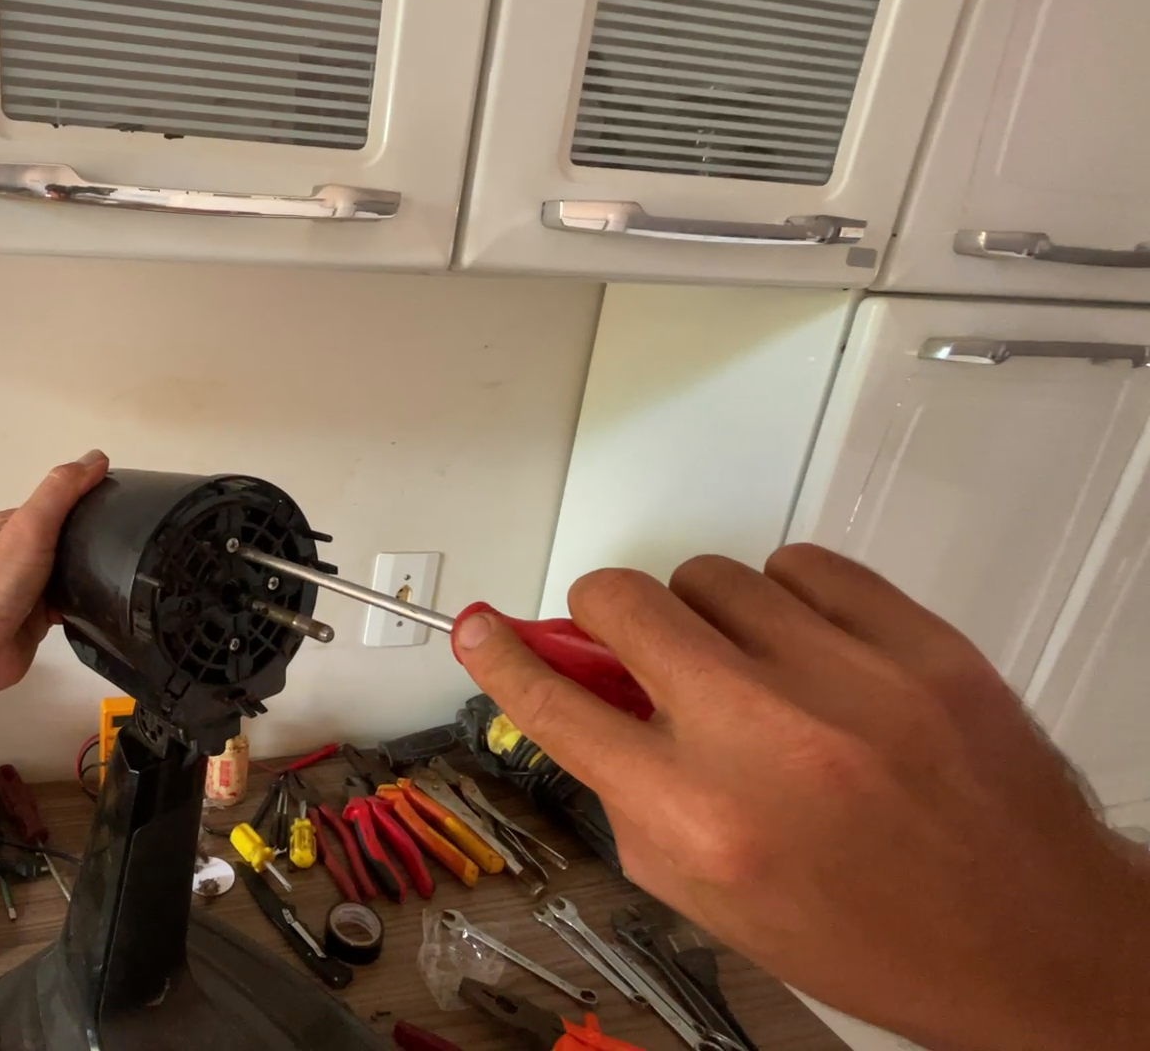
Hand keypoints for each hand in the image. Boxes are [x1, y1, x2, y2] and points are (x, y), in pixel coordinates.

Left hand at [0, 450, 109, 696]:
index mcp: (9, 524)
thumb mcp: (31, 524)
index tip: (124, 500)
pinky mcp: (37, 618)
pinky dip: (86, 603)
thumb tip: (97, 456)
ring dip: (91, 571)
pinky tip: (107, 602)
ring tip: (128, 569)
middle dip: (93, 536)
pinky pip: (70, 604)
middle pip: (64, 537)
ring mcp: (27, 587)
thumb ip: (62, 491)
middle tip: (132, 539)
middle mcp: (16, 553)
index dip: (87, 497)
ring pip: (69, 572)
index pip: (55, 501)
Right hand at [453, 544, 1149, 1049]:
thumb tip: (572, 684)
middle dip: (602, 614)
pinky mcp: (927, 648)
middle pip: (620, 600)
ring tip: (741, 664)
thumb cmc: (846, 928)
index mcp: (693, 815)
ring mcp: (850, 683)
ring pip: (706, 574)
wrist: (1047, 956)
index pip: (553, 704)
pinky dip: (782, 597)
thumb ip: (615, 778)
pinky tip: (805, 648)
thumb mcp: (689, 882)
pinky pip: (799, 564)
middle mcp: (761, 740)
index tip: (474, 626)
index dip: (498, 656)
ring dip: (698, 614)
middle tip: (631, 646)